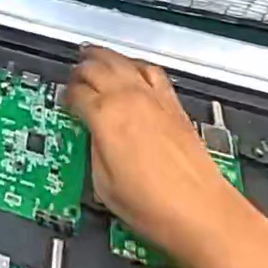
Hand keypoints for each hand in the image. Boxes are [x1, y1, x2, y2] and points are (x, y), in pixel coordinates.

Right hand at [65, 46, 267, 267]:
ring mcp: (151, 97)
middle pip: (94, 68)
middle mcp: (127, 98)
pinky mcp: (171, 102)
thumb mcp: (103, 185)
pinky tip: (132, 66)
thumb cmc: (158, 207)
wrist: (202, 214)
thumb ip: (93, 150)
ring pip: (120, 61)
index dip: (66, 96)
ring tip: (92, 53)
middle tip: (72, 73)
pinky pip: (150, 69)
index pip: (76, 94)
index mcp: (104, 116)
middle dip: (79, 70)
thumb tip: (94, 138)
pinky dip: (136, 64)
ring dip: (102, 55)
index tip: (65, 100)